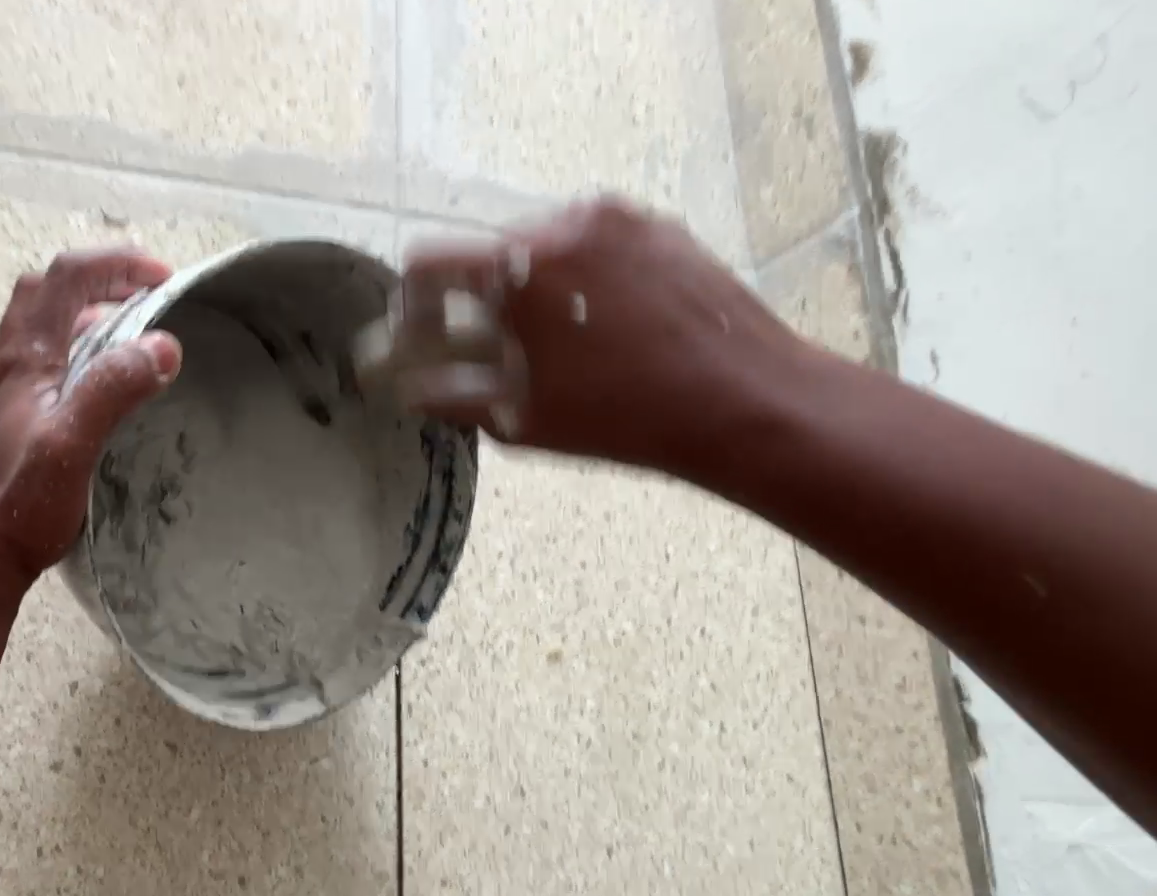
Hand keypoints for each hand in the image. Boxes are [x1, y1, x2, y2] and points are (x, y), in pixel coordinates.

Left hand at [0, 247, 182, 594]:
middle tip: (144, 297)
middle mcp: (8, 365)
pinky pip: (41, 361)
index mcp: (24, 359)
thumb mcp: (73, 443)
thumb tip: (162, 345)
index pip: (66, 279)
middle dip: (98, 280)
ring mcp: (3, 392)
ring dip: (85, 314)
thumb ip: (114, 389)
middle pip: (47, 292)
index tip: (163, 279)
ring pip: (41, 326)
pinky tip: (95, 385)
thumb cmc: (22, 504)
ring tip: (128, 334)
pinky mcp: (8, 420)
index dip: (116, 265)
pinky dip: (75, 350)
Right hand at [396, 197, 807, 471]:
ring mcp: (619, 218)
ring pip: (540, 243)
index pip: (430, 262)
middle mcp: (564, 223)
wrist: (746, 400)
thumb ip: (452, 398)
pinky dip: (577, 275)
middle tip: (489, 345)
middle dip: (476, 296)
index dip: (412, 299)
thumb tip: (410, 392)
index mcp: (520, 267)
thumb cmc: (622, 416)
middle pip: (486, 250)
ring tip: (552, 337)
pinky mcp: (659, 225)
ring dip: (528, 285)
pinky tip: (600, 322)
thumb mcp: (522, 418)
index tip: (418, 331)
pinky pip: (591, 242)